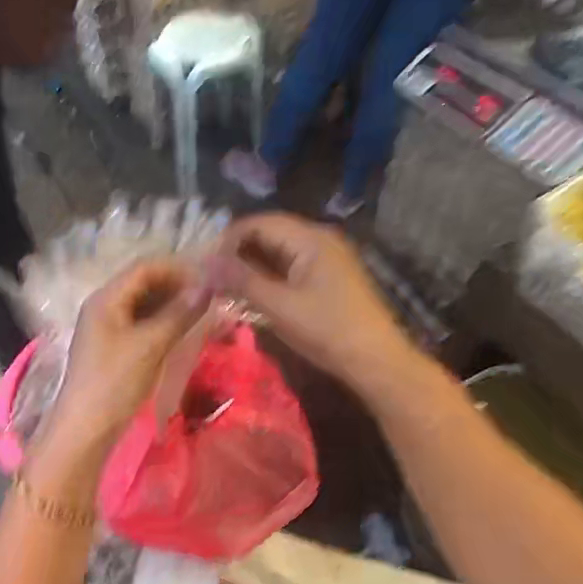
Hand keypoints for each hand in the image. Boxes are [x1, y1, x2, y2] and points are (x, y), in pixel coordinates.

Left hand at [40, 259, 208, 457]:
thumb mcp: (151, 345)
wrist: (85, 429)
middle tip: (210, 297)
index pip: (145, 268)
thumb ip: (180, 313)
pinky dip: (164, 322)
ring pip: (144, 304)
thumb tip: (208, 286)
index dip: (178, 269)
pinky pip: (142, 323)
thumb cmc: (115, 381)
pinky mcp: (114, 347)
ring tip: (202, 312)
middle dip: (177, 286)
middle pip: (144, 283)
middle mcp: (104, 306)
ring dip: (172, 304)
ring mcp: (108, 327)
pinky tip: (183, 330)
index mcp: (106, 298)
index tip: (208, 279)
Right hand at [207, 214, 415, 390]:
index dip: (228, 240)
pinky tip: (254, 294)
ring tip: (228, 288)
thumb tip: (206, 263)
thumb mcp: (279, 306)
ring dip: (253, 265)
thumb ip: (242, 280)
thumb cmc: (327, 331)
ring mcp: (327, 257)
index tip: (206, 265)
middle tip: (213, 277)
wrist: (376, 360)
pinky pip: (292, 265)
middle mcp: (320, 238)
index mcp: (310, 238)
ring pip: (279, 250)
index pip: (258, 222)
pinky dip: (270, 275)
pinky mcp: (330, 276)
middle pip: (269, 233)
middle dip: (238, 252)